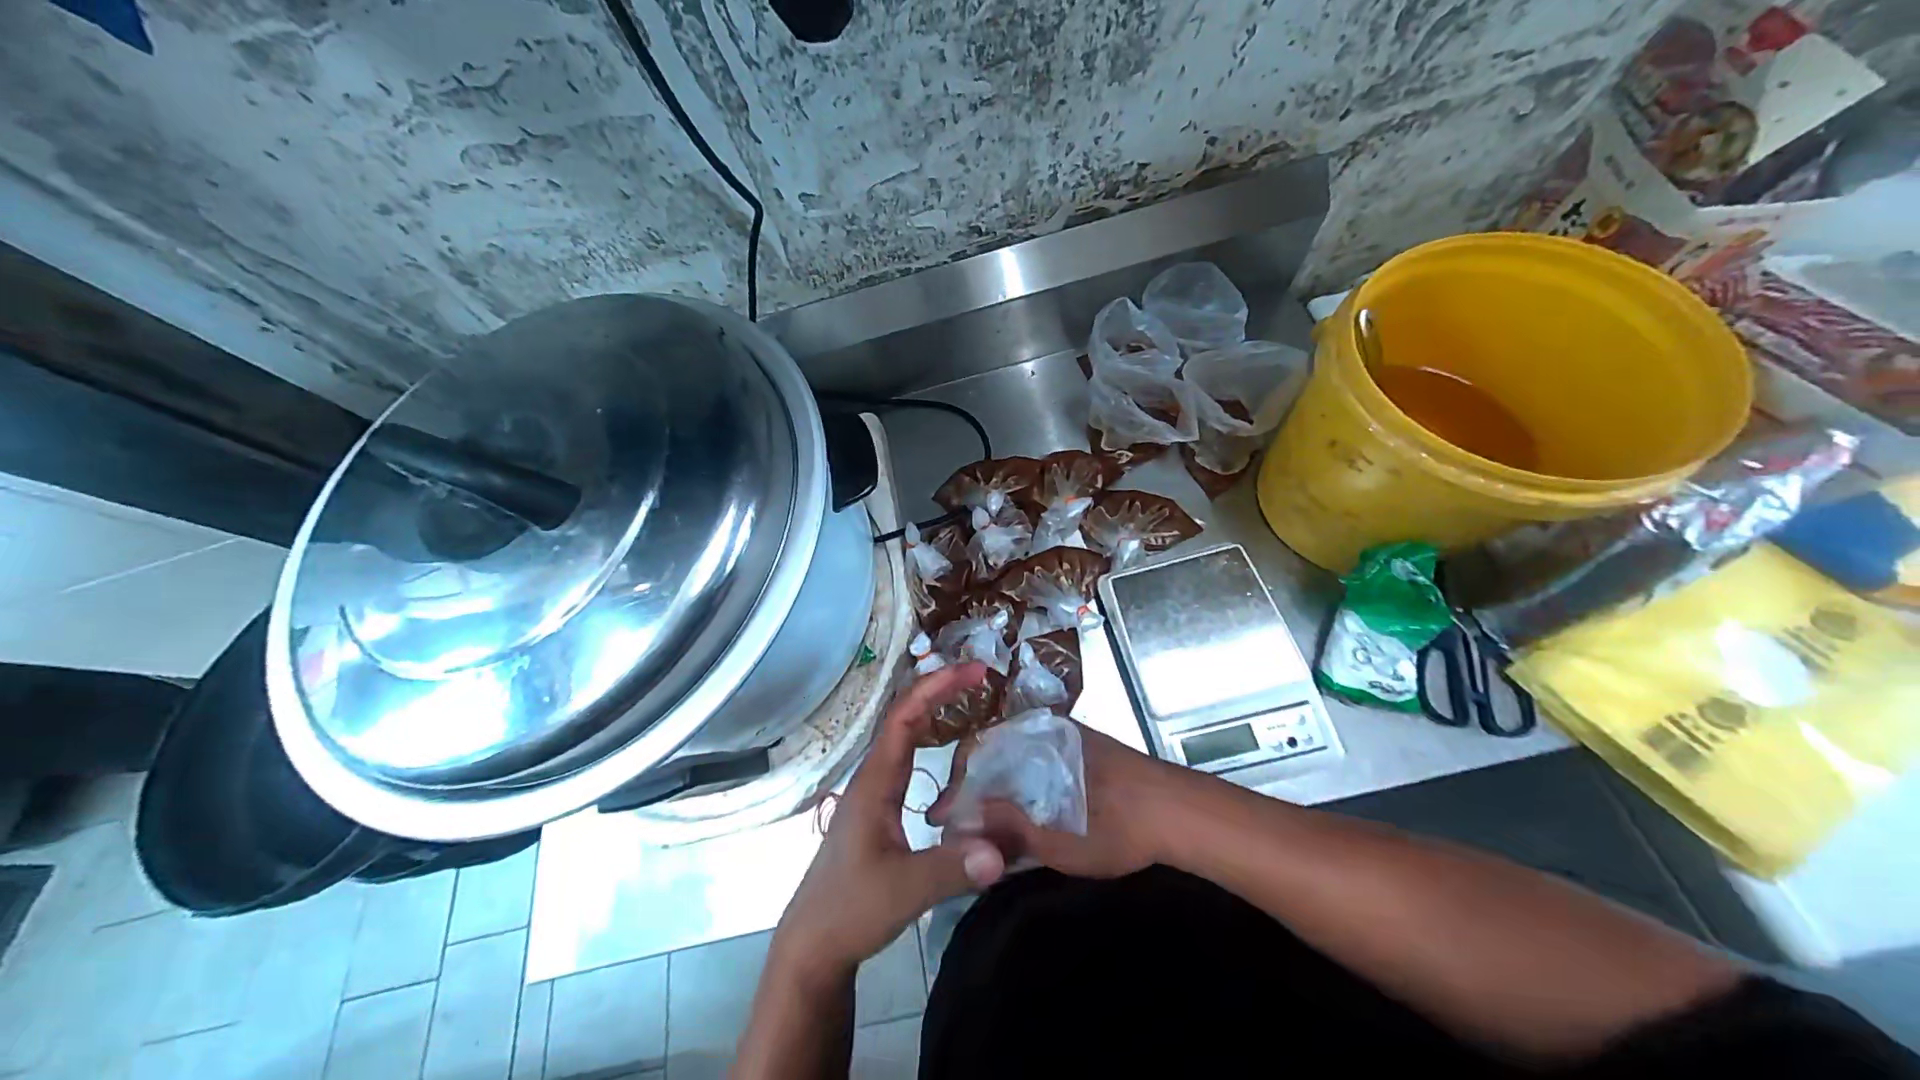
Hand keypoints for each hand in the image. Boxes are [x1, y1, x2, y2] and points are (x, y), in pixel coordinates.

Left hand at [770, 664, 1007, 981]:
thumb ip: (951, 869)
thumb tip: (1002, 851)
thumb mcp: (903, 890)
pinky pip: (907, 760)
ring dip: (933, 710)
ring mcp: (874, 794)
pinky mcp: (880, 812)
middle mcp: (873, 779)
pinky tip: (950, 752)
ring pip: (904, 737)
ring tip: (970, 697)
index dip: (937, 688)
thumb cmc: (850, 911)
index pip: (904, 717)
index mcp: (875, 782)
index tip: (975, 672)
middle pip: (904, 717)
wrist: (813, 945)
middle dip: (940, 690)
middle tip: (982, 676)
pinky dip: (930, 740)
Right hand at [928, 717, 1184, 879]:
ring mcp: (1064, 736)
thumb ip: (1009, 828)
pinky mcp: (1081, 746)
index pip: (974, 754)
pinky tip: (1025, 812)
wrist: (1180, 812)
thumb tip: (963, 821)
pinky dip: (1023, 783)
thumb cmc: (1118, 829)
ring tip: (993, 825)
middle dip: (975, 790)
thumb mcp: (1058, 842)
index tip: (946, 822)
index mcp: (1032, 742)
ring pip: (1015, 757)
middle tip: (968, 828)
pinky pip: (1038, 759)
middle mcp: (1043, 729)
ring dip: (999, 788)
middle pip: (992, 754)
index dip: (956, 790)